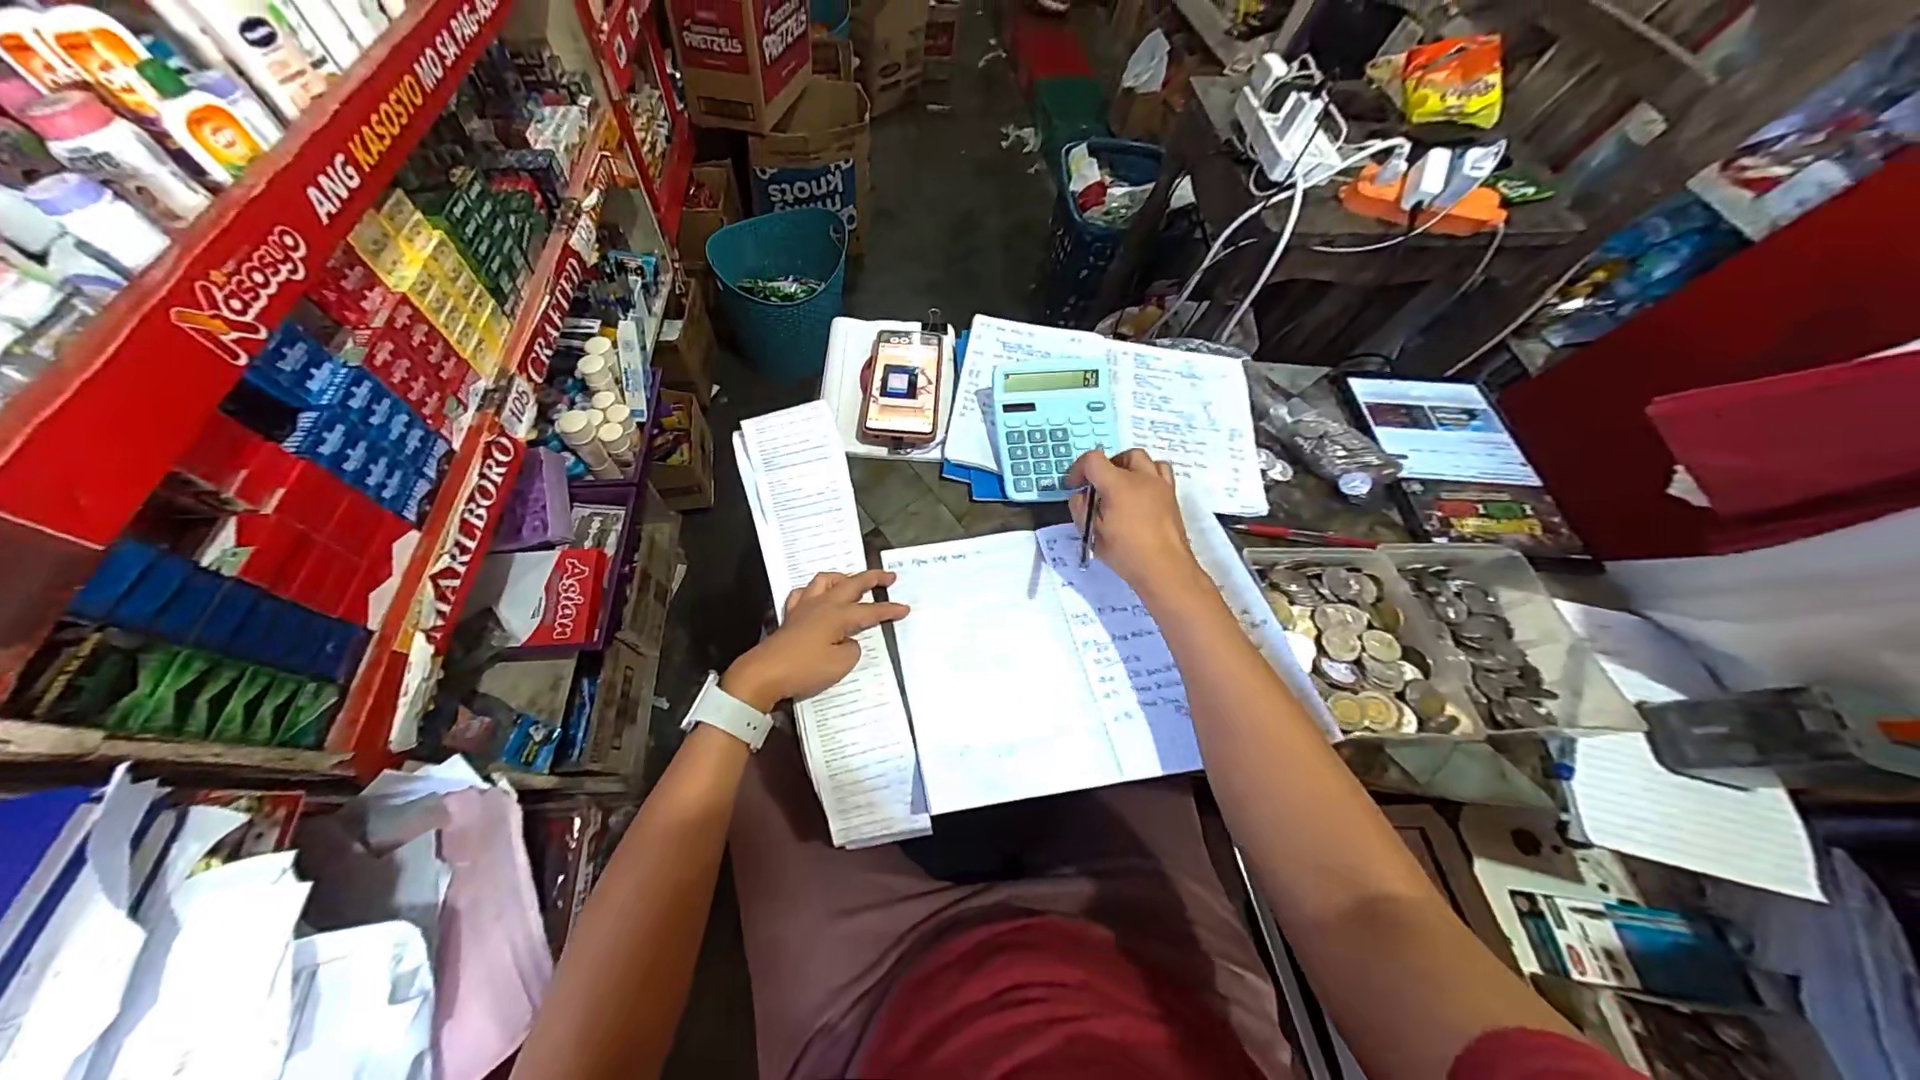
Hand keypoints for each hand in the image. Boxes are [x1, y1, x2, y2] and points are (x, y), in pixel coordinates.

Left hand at [720, 570, 908, 711]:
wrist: (764, 674)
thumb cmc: (804, 669)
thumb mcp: (840, 664)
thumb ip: (852, 649)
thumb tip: (849, 640)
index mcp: (838, 615)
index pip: (870, 611)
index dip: (889, 610)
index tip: (904, 609)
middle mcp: (823, 605)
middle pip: (852, 584)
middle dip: (873, 578)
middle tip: (888, 576)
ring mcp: (804, 608)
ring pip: (825, 581)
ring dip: (842, 577)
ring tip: (852, 581)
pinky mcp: (790, 617)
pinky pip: (803, 593)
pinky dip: (814, 591)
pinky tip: (818, 596)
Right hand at [1065, 449, 1207, 601]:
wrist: (1164, 568)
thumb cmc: (1126, 553)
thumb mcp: (1092, 533)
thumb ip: (1081, 508)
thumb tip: (1082, 495)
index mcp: (1118, 485)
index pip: (1093, 460)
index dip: (1078, 469)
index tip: (1074, 485)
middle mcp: (1142, 477)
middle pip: (1121, 456)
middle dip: (1105, 467)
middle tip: (1097, 487)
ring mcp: (1160, 485)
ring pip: (1144, 460)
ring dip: (1128, 467)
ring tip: (1121, 487)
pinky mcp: (1172, 495)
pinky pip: (1160, 472)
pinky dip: (1148, 475)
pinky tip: (1141, 494)